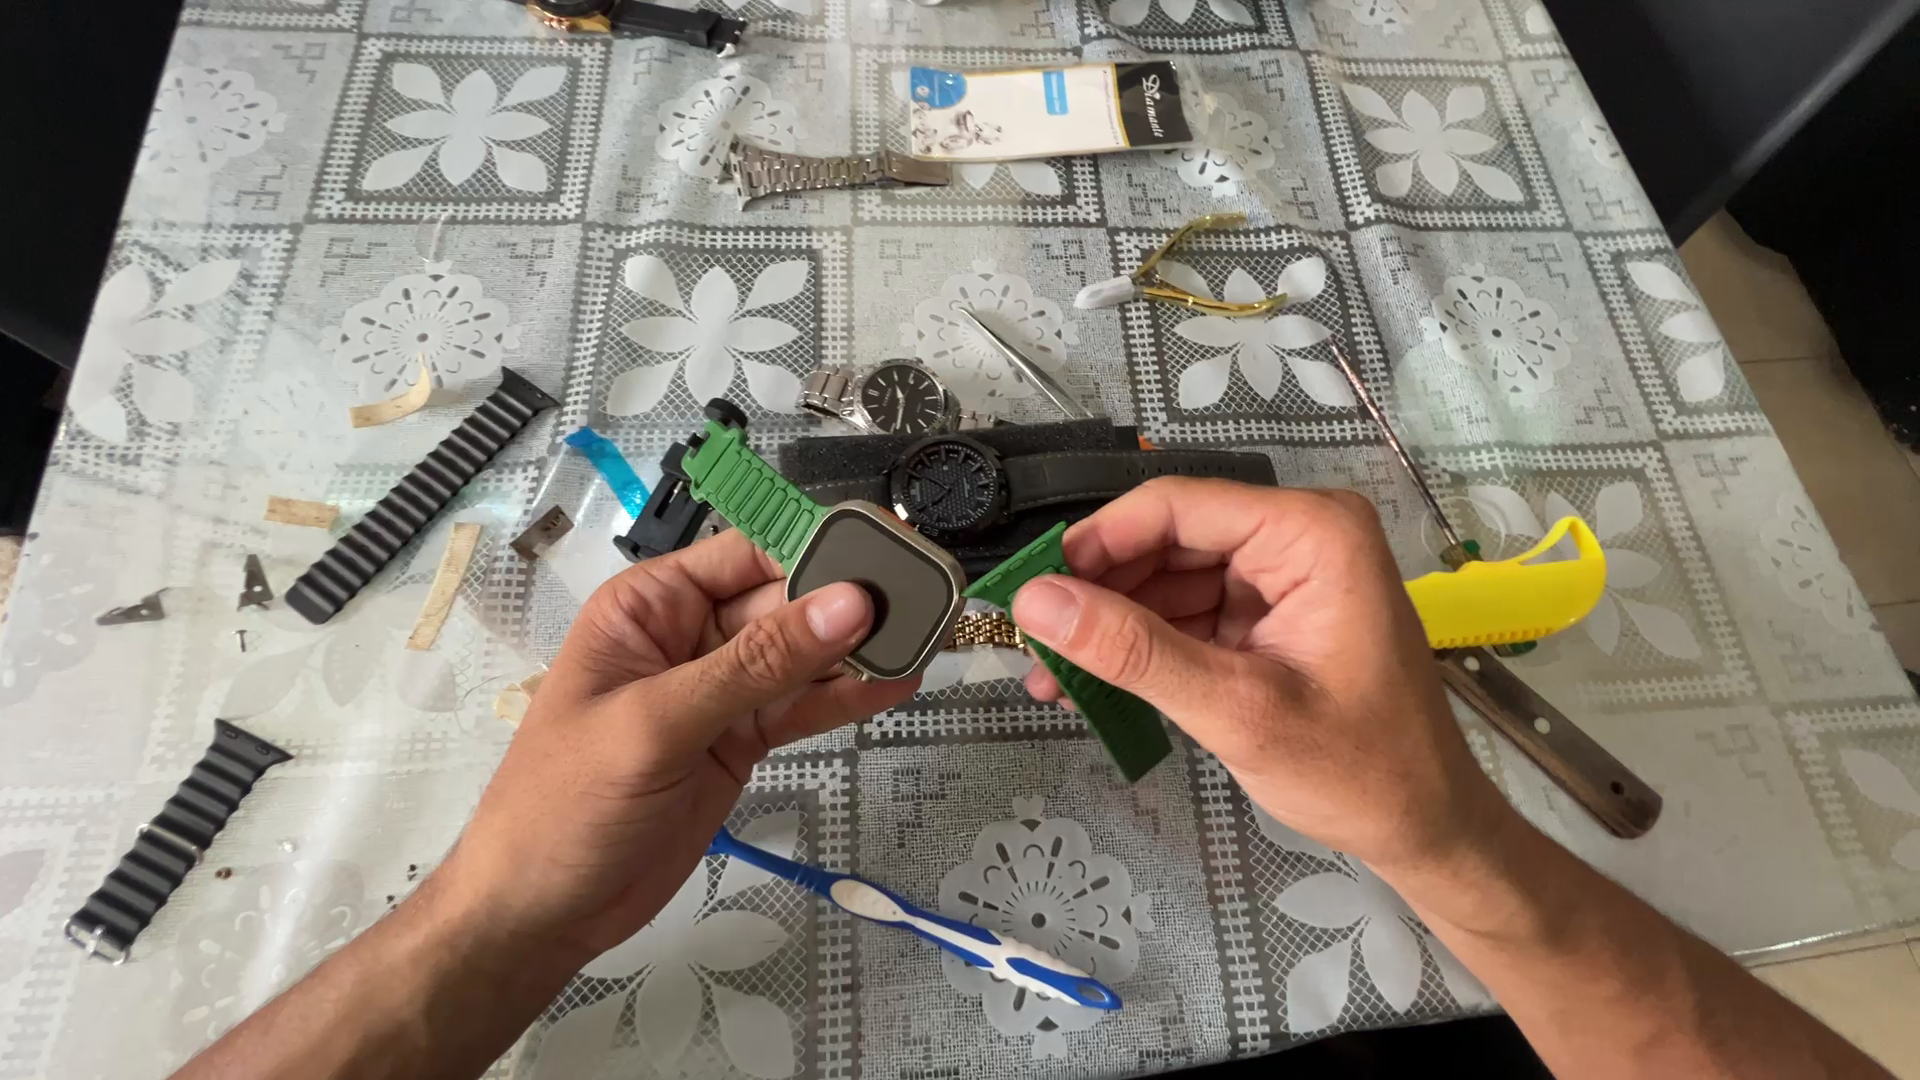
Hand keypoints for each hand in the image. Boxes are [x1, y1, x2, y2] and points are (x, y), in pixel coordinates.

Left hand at [435, 530, 917, 961]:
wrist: (542, 916)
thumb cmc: (569, 802)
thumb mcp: (661, 722)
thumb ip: (759, 663)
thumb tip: (849, 603)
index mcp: (654, 606)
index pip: (747, 555)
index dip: (812, 550)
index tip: (881, 555)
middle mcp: (693, 635)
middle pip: (786, 603)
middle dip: (847, 606)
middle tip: (919, 605)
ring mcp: (723, 689)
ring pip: (803, 656)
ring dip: (857, 652)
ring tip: (922, 642)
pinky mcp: (744, 736)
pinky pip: (803, 706)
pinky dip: (846, 699)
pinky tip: (893, 686)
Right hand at [1011, 477, 1513, 875]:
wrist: (1426, 831)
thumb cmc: (1358, 770)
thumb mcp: (1236, 710)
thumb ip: (1133, 651)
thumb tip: (1037, 602)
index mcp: (1308, 532)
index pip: (1175, 507)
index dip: (1096, 543)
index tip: (1034, 588)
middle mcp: (1290, 537)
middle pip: (1163, 542)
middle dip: (1098, 595)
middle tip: (1037, 642)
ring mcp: (1274, 575)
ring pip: (1162, 578)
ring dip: (1108, 626)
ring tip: (1052, 674)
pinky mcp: (1259, 613)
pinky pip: (1180, 612)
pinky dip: (1137, 646)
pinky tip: (1094, 680)